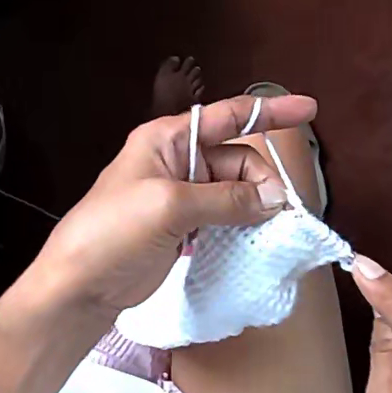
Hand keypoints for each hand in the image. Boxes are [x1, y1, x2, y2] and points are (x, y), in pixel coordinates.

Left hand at [19, 93, 318, 319]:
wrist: (82, 283)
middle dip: (262, 180)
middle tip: (278, 212)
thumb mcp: (170, 205)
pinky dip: (243, 225)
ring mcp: (181, 195)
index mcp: (167, 139)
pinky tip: (256, 239)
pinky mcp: (184, 226)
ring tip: (273, 228)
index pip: (226, 115)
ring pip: (235, 190)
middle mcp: (177, 161)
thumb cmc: (113, 230)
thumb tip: (274, 200)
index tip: (309, 109)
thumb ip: (225, 198)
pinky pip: (225, 216)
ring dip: (256, 205)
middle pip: (237, 158)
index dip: (268, 111)